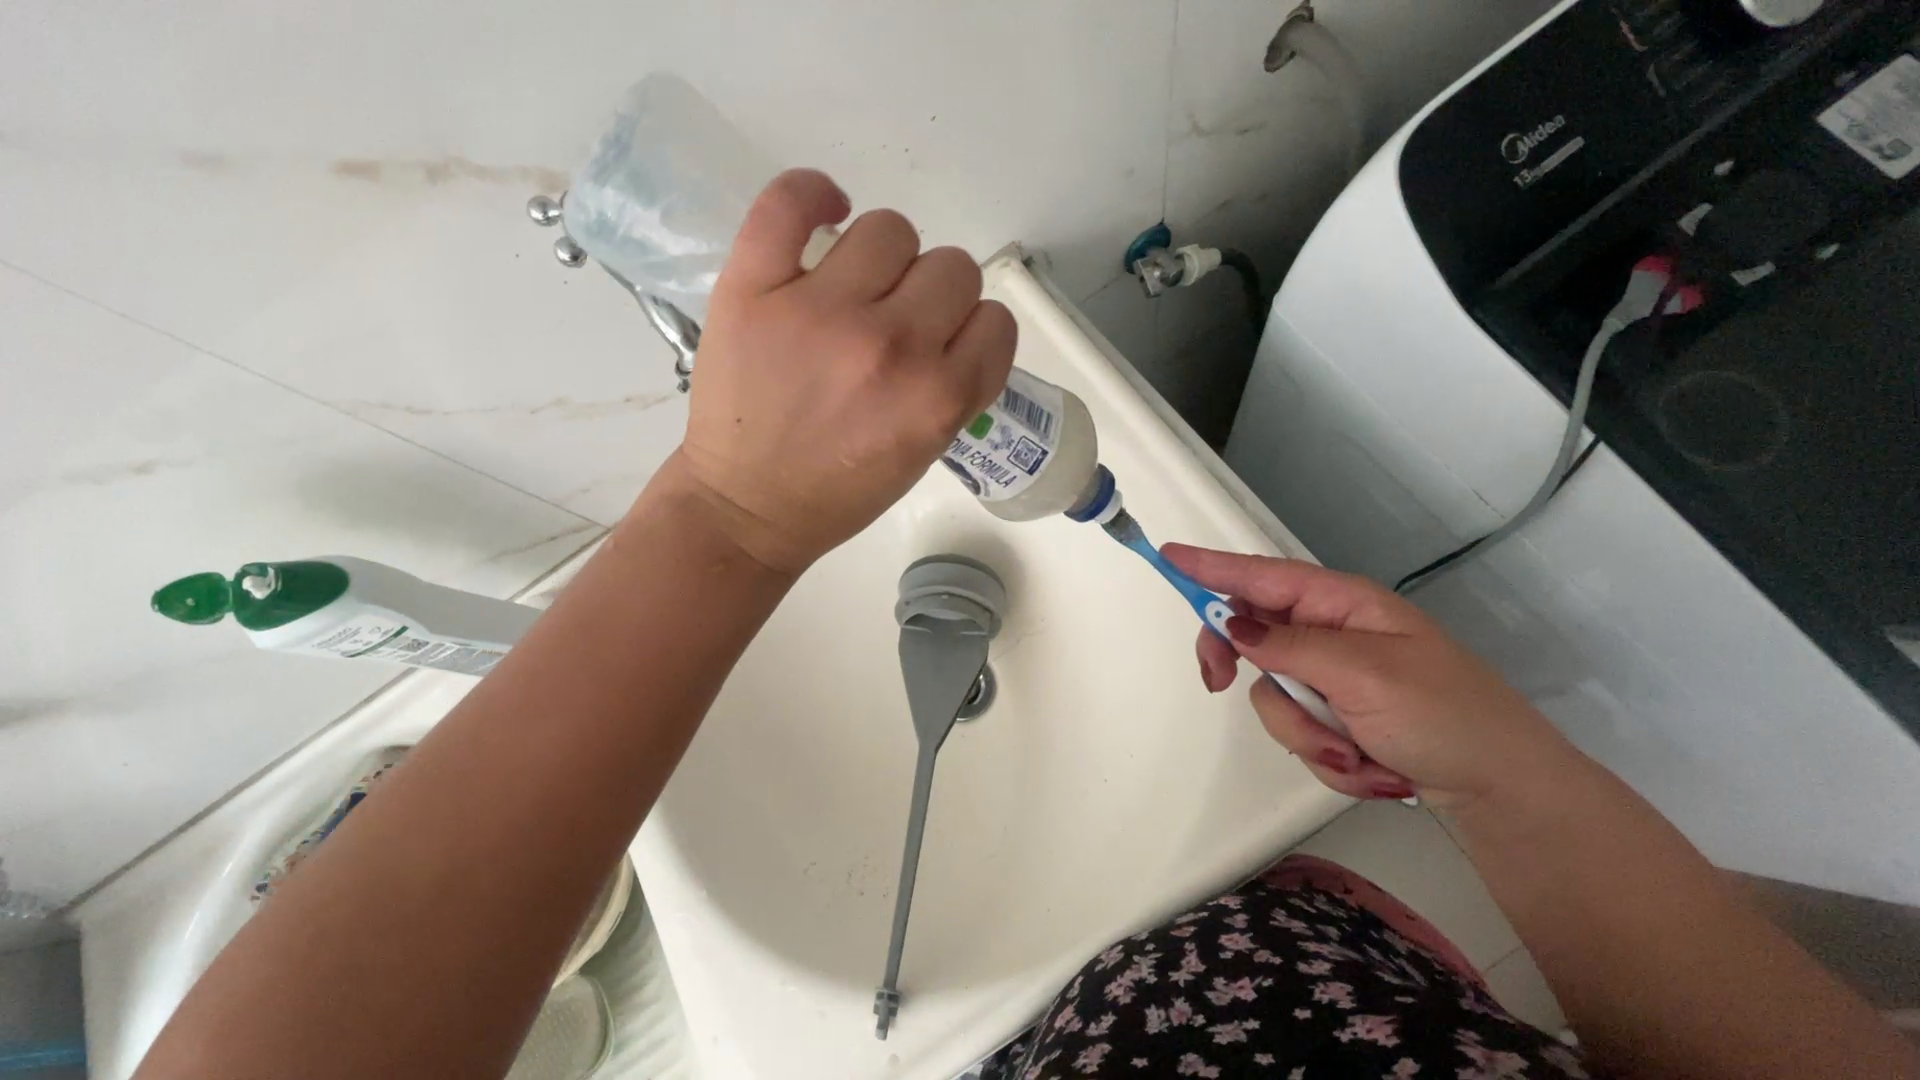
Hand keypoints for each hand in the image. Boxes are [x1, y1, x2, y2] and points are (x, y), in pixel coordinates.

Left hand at [673, 169, 1017, 573]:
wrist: (747, 506)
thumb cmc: (841, 489)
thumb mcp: (926, 451)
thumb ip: (957, 385)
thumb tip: (959, 319)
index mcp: (937, 397)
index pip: (994, 321)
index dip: (971, 333)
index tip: (941, 349)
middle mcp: (890, 346)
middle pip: (953, 268)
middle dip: (932, 298)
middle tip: (893, 327)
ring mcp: (819, 310)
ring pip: (892, 229)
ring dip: (884, 259)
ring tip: (853, 292)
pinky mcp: (754, 288)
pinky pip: (791, 201)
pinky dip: (812, 194)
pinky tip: (823, 213)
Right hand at [1166, 544, 1583, 809]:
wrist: (1502, 790)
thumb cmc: (1446, 715)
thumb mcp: (1365, 674)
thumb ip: (1290, 649)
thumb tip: (1232, 627)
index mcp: (1343, 605)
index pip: (1263, 577)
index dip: (1211, 568)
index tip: (1167, 558)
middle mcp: (1332, 636)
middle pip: (1252, 637)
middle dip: (1246, 671)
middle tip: (1216, 685)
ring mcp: (1334, 680)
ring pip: (1272, 696)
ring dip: (1309, 734)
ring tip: (1362, 757)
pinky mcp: (1339, 720)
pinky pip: (1298, 732)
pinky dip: (1328, 757)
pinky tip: (1372, 768)